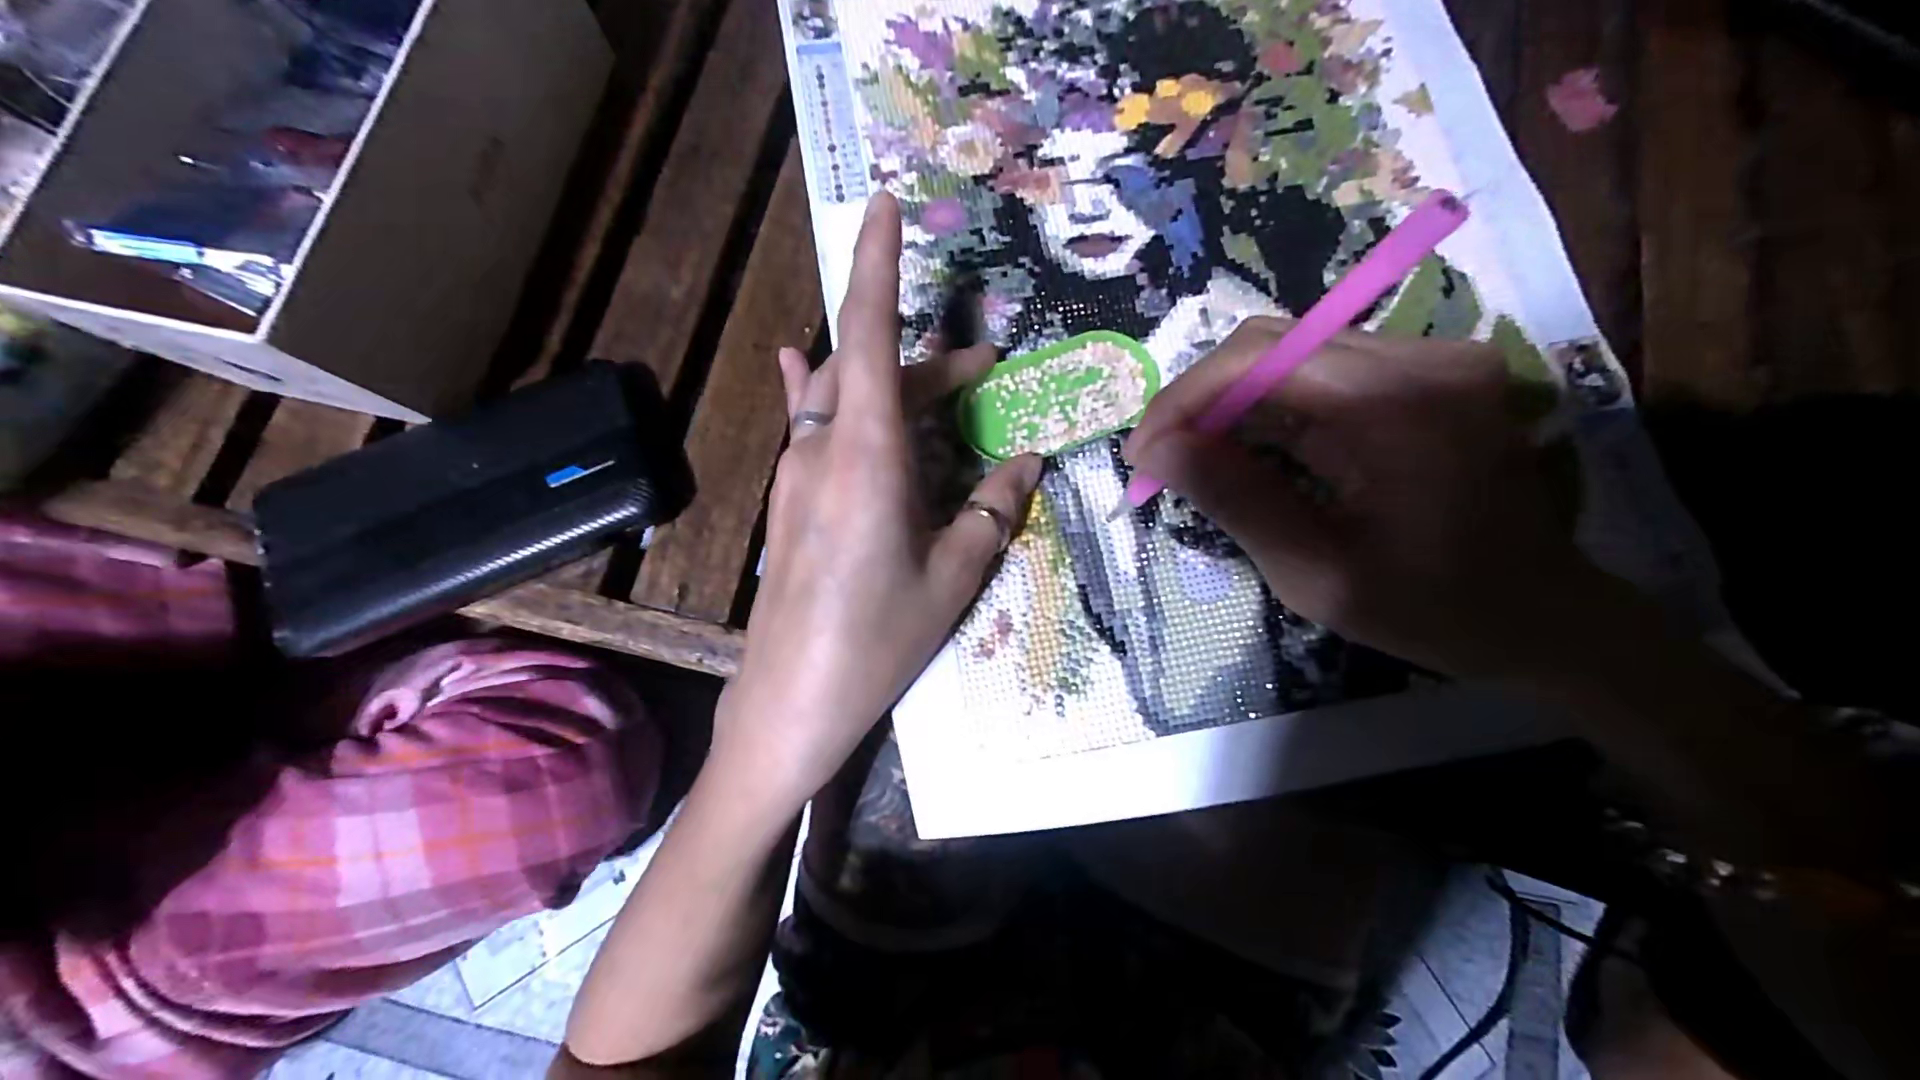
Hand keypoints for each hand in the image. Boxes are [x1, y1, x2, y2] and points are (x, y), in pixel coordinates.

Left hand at [717, 193, 1042, 807]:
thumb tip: (1026, 464)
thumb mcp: (952, 578)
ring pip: (841, 399)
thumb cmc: (877, 641)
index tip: (886, 206)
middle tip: (986, 375)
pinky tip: (800, 363)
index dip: (879, 266)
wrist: (790, 701)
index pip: (871, 337)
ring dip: (891, 386)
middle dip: (929, 361)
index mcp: (866, 457)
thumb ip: (991, 511)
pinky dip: (817, 390)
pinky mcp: (788, 501)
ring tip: (944, 400)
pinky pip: (806, 426)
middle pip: (870, 370)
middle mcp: (822, 449)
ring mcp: (797, 474)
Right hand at [1123, 318, 1597, 676]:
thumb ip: (1235, 501)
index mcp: (1394, 407)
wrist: (1546, 616)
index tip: (1142, 455)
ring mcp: (1430, 358)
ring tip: (1196, 454)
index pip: (1257, 360)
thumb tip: (1156, 450)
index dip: (1183, 400)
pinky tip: (1251, 446)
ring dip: (1231, 399)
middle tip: (1163, 456)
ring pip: (1291, 349)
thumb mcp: (1315, 572)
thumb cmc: (1431, 609)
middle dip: (1200, 397)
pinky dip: (1271, 403)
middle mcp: (1418, 358)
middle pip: (1271, 341)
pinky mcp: (1428, 371)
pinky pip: (1322, 368)